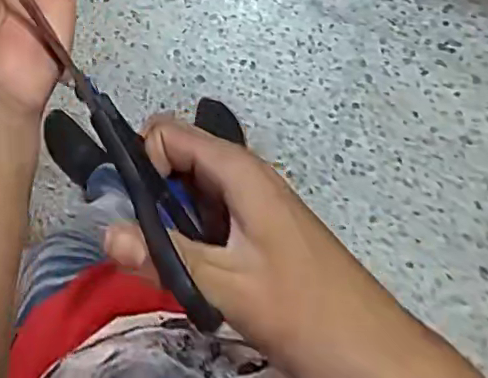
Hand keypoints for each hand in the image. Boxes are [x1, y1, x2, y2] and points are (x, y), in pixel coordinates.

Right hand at [104, 120, 482, 377]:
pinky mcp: (260, 227)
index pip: (165, 133)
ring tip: (180, 263)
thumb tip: (105, 233)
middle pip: (176, 157)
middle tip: (150, 241)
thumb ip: (162, 255)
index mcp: (236, 168)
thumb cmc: (306, 312)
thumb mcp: (226, 286)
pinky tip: (204, 273)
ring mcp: (254, 200)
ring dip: (174, 218)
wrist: (383, 361)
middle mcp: (243, 173)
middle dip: (153, 192)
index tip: (138, 212)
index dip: (144, 164)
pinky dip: (195, 233)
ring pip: (191, 187)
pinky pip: (211, 211)